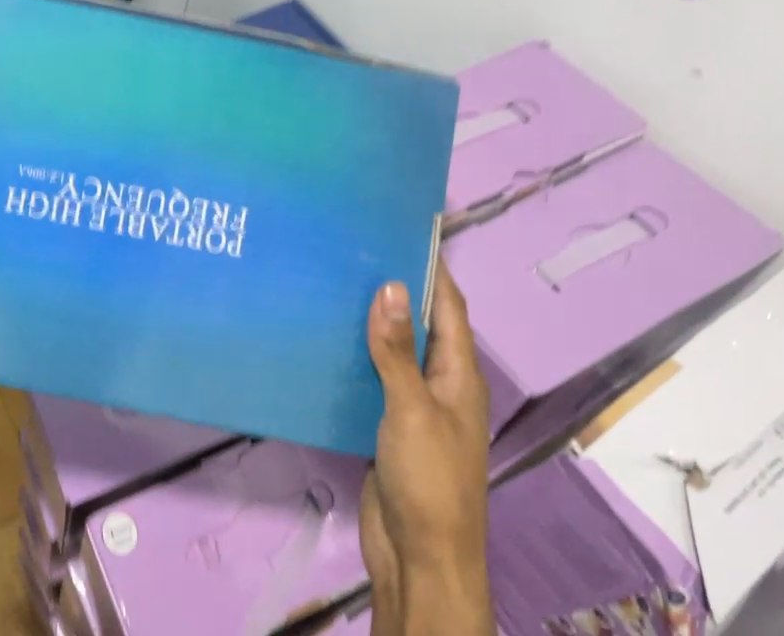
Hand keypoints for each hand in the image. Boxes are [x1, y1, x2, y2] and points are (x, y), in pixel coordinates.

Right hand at [360, 264, 493, 635]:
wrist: (420, 555)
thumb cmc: (429, 478)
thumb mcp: (411, 409)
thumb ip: (396, 351)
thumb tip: (389, 286)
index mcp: (459, 375)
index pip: (449, 307)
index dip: (434, 269)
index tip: (407, 229)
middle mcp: (440, 385)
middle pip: (420, 325)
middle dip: (396, 289)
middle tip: (354, 250)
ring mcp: (414, 407)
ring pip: (393, 352)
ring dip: (372, 322)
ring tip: (332, 285)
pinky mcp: (387, 426)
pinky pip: (373, 380)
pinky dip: (355, 357)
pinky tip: (325, 343)